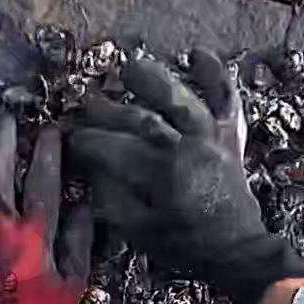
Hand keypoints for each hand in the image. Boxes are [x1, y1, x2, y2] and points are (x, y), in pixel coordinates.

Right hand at [67, 48, 303, 303]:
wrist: (236, 250)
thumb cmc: (183, 245)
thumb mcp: (139, 231)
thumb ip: (114, 198)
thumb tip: (94, 169)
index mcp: (160, 172)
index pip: (112, 147)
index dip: (86, 142)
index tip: (68, 139)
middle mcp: (186, 145)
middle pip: (140, 118)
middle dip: (107, 110)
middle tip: (85, 104)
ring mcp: (211, 136)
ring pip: (180, 98)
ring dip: (154, 79)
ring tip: (129, 66)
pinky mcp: (229, 136)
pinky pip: (225, 98)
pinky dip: (215, 74)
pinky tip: (198, 54)